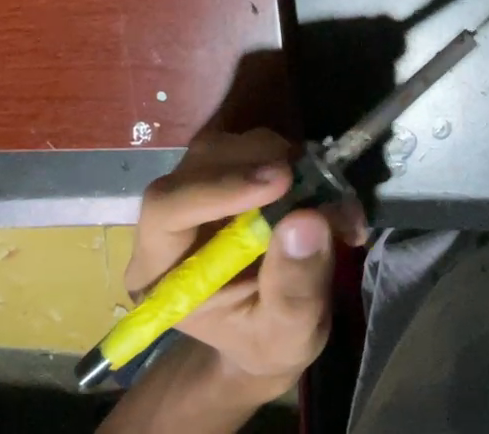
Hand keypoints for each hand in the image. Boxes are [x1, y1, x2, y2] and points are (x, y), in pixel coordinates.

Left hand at [126, 129, 337, 401]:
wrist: (275, 328)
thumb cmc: (269, 342)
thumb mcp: (289, 332)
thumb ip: (294, 286)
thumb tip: (308, 220)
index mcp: (160, 270)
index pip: (166, 209)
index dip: (219, 186)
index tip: (280, 181)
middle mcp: (168, 220)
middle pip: (198, 164)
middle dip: (257, 162)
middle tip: (312, 175)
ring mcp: (196, 189)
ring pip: (226, 145)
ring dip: (280, 156)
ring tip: (328, 192)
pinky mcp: (226, 172)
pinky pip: (254, 146)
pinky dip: (293, 157)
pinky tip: (323, 187)